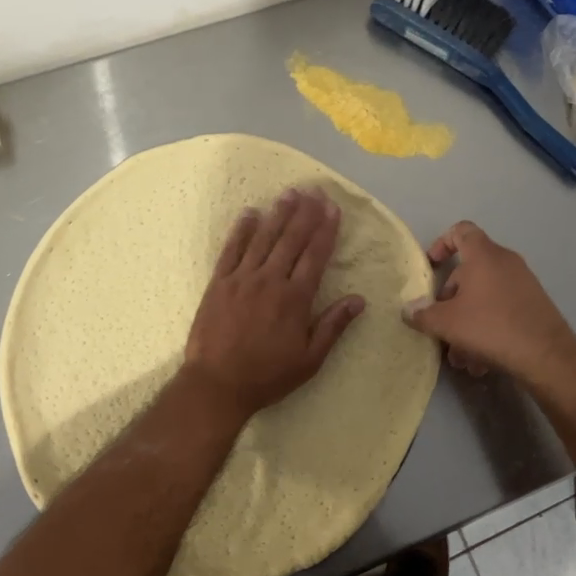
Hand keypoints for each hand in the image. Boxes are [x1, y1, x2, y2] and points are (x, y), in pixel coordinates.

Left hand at [182, 187, 364, 421]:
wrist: (216, 385)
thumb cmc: (268, 376)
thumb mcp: (309, 359)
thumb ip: (333, 326)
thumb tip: (359, 299)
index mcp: (295, 298)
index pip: (315, 255)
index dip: (326, 229)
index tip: (333, 208)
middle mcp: (270, 280)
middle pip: (291, 239)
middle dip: (305, 213)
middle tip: (315, 190)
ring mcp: (242, 278)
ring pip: (264, 238)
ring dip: (278, 213)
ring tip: (289, 193)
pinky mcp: (219, 283)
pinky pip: (232, 249)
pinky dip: (241, 230)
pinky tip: (250, 213)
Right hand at [403, 221, 575, 381]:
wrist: (547, 355)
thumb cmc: (491, 327)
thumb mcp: (447, 323)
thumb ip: (423, 314)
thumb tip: (408, 309)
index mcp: (483, 255)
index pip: (461, 230)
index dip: (442, 243)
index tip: (431, 266)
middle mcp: (505, 262)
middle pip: (469, 272)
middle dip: (451, 302)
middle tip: (441, 328)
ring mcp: (523, 283)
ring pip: (484, 297)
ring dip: (467, 324)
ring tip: (461, 358)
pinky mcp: (534, 305)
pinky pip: (502, 310)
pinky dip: (488, 330)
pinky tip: (481, 363)